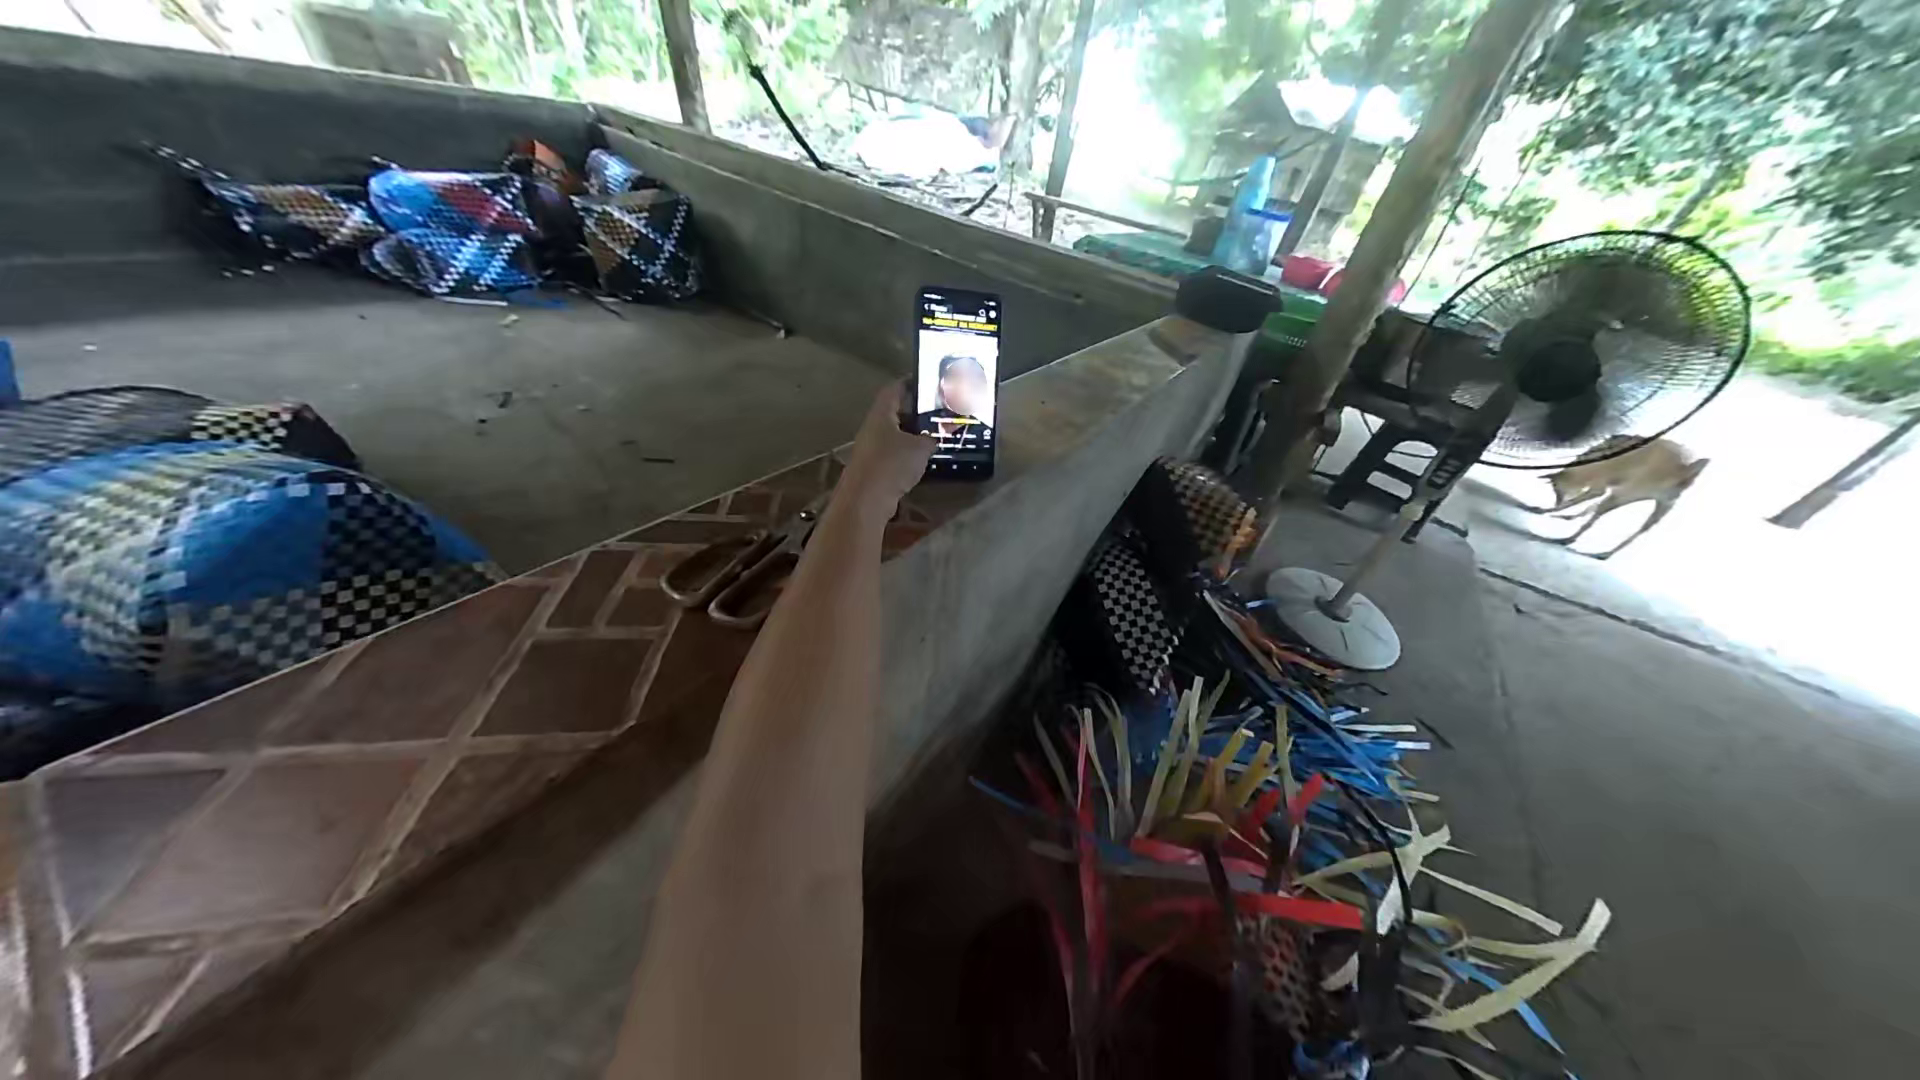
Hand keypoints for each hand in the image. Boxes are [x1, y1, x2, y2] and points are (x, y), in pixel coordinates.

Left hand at [839, 382, 934, 516]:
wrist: (866, 499)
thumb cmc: (892, 464)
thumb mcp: (920, 447)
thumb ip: (932, 437)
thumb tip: (941, 432)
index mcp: (881, 414)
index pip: (895, 389)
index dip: (911, 382)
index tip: (928, 381)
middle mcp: (873, 427)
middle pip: (895, 412)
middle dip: (915, 410)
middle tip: (938, 410)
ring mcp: (872, 448)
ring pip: (895, 434)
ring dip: (913, 433)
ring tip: (935, 433)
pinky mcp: (874, 467)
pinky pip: (894, 453)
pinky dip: (908, 452)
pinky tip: (923, 458)